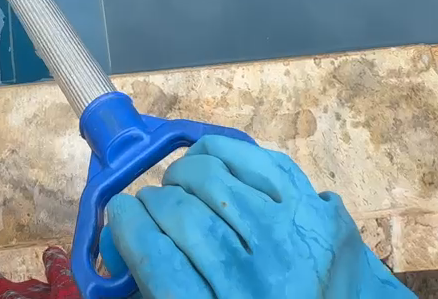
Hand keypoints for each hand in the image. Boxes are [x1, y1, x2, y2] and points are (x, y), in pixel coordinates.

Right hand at [107, 136, 412, 298]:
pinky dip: (222, 152)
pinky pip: (255, 159)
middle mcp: (264, 285)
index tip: (119, 214)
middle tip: (147, 205)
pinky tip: (210, 162)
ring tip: (179, 186)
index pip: (157, 261)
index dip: (127, 228)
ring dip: (183, 175)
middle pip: (182, 216)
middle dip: (151, 202)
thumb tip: (118, 236)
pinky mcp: (319, 212)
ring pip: (213, 179)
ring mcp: (296, 242)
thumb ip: (161, 286)